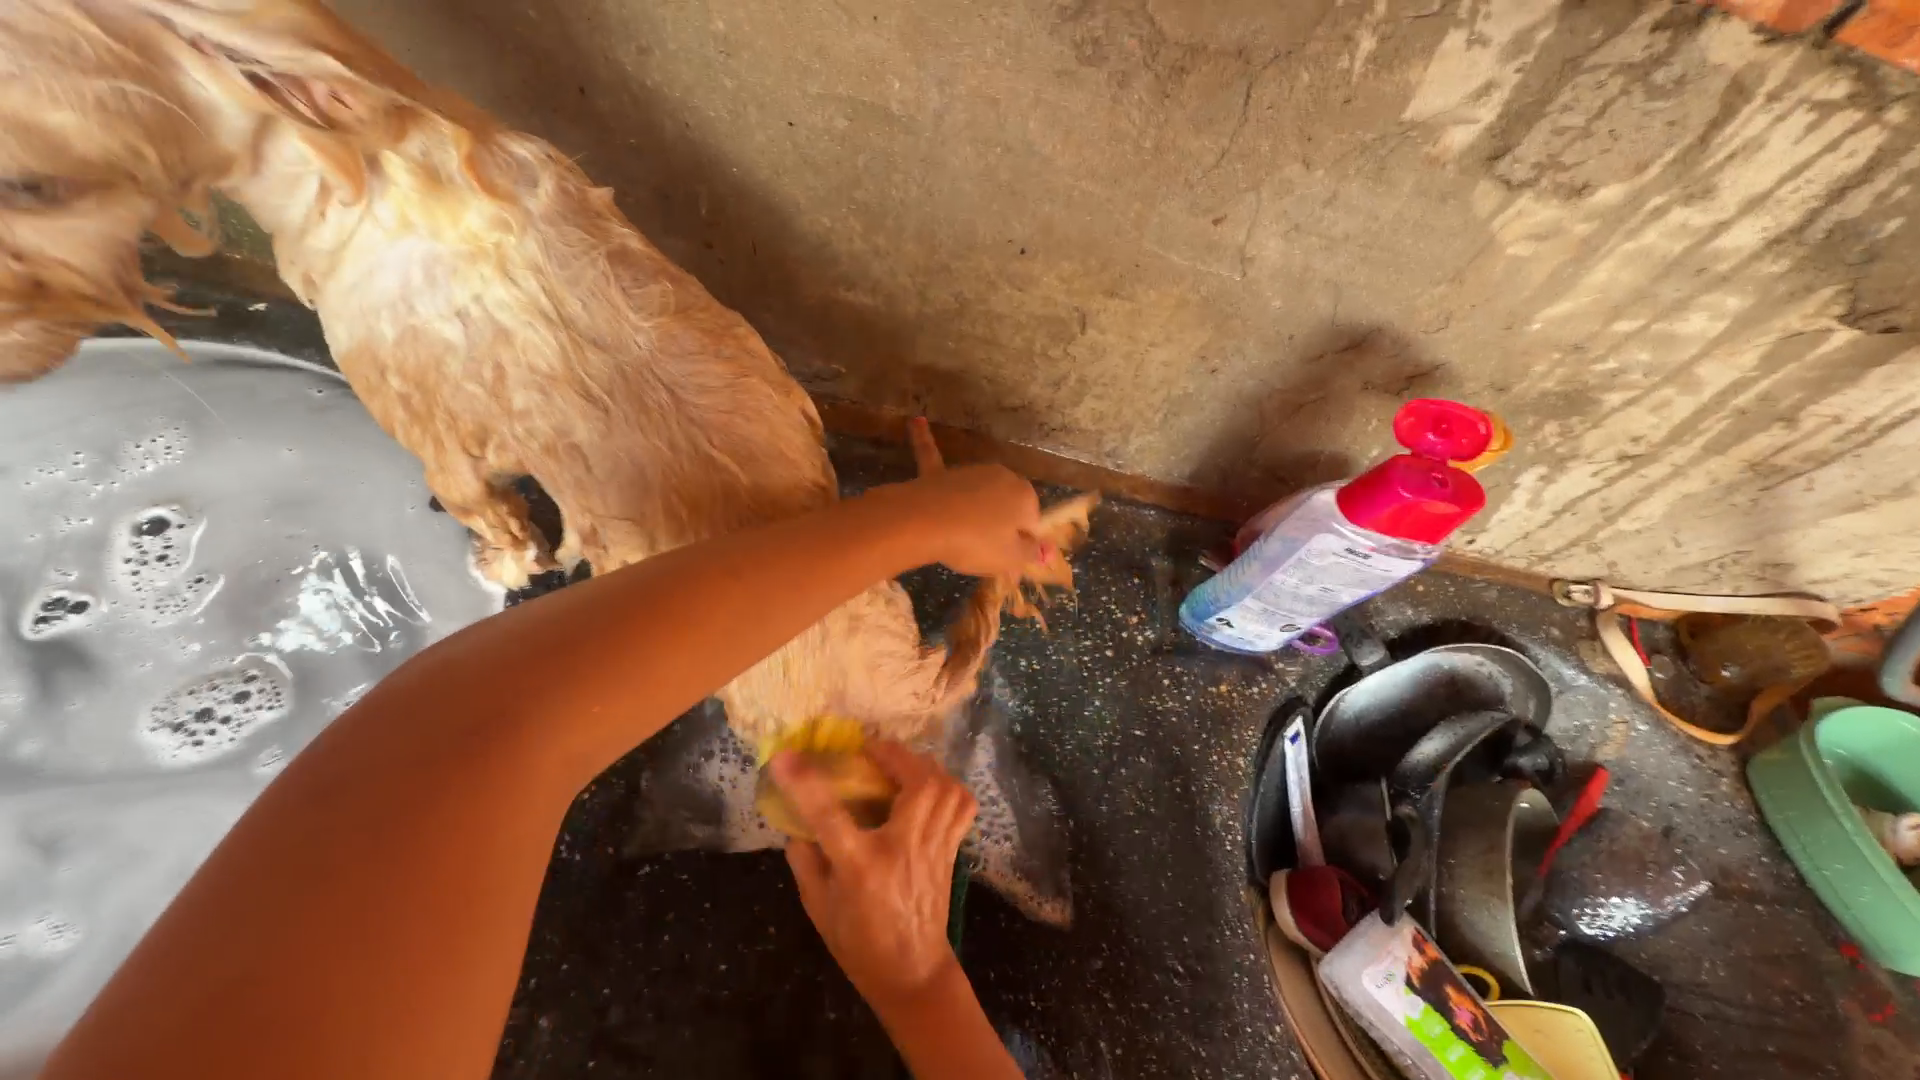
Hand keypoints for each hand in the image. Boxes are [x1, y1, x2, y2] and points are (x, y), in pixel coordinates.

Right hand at [774, 740, 977, 1010]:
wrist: (912, 971)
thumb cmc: (858, 941)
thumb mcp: (817, 905)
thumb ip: (804, 859)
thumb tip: (798, 821)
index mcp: (861, 867)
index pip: (830, 816)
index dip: (805, 781)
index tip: (785, 756)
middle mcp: (904, 850)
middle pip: (916, 785)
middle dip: (894, 755)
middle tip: (871, 750)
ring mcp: (933, 848)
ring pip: (945, 788)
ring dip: (922, 765)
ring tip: (900, 763)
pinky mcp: (951, 850)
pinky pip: (962, 805)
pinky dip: (949, 785)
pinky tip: (930, 786)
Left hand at [884, 417, 1043, 577]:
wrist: (928, 523)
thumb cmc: (976, 543)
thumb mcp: (1010, 558)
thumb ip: (1030, 553)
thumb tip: (1047, 551)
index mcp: (1025, 496)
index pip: (1032, 524)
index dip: (1019, 545)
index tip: (1006, 559)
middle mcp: (1002, 476)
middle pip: (1007, 506)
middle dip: (1000, 526)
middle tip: (984, 551)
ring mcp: (971, 471)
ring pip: (980, 494)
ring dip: (975, 510)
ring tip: (961, 537)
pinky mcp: (940, 473)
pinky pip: (932, 455)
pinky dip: (923, 438)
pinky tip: (916, 420)